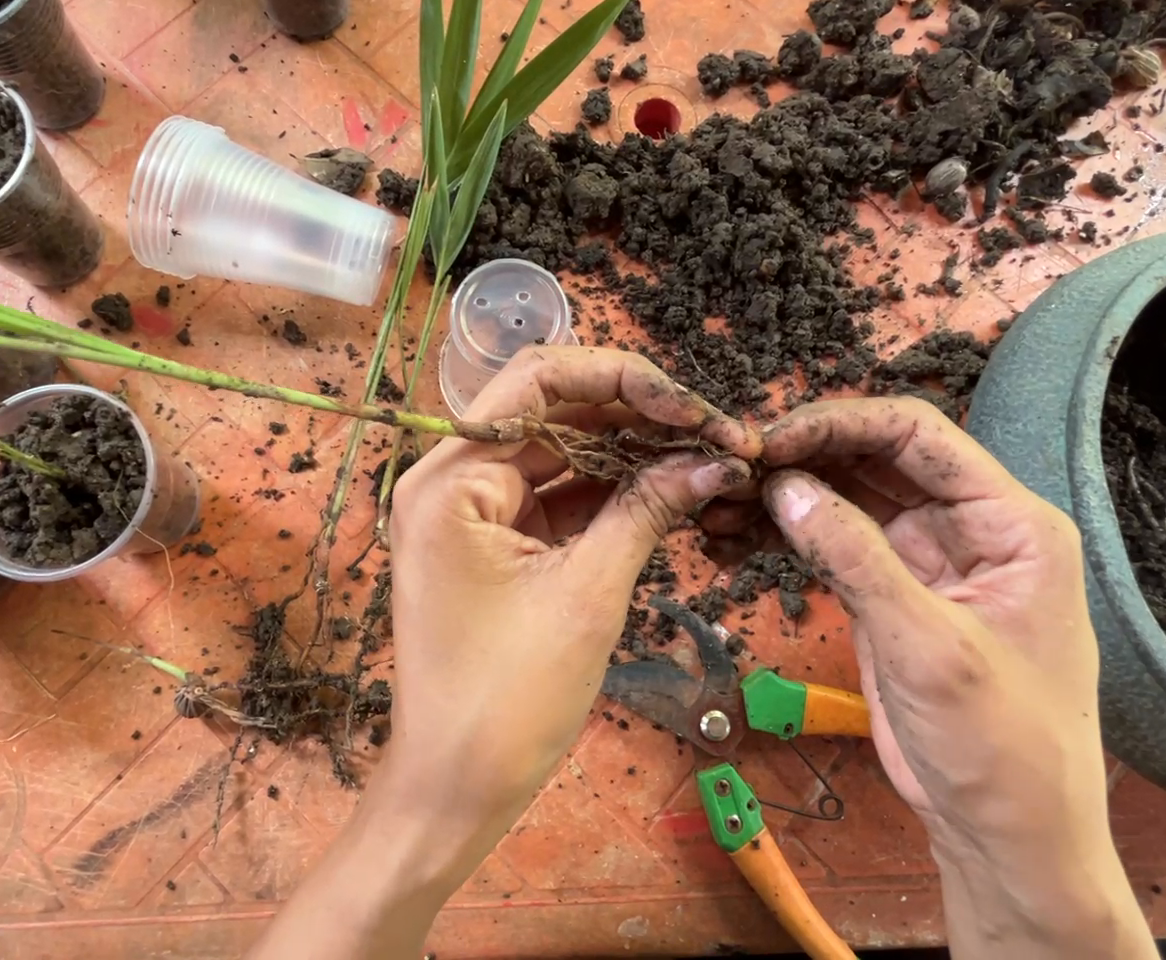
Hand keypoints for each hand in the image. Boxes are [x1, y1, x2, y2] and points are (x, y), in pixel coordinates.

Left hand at [246, 347, 757, 959]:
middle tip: (714, 432)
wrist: (457, 787)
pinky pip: (558, 494)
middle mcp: (452, 477)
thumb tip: (714, 460)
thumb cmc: (509, 699)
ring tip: (704, 456)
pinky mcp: (495, 539)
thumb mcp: (587, 594)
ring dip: (629, 451)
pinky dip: (610, 490)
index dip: (621, 377)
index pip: (537, 381)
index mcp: (451, 477)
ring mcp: (472, 508)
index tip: (691, 405)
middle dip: (635, 415)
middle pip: (552, 411)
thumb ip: (647, 509)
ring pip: (560, 450)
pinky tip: (668, 488)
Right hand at [759, 397, 1153, 959]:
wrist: (1004, 833)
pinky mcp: (886, 588)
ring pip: (845, 496)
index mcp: (1008, 523)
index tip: (770, 441)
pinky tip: (735, 535)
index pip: (918, 436)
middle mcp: (967, 525)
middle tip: (733, 467)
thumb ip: (856, 557)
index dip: (839, 425)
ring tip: (720, 501)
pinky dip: (784, 534)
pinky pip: (829, 540)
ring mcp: (922, 555)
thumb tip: (784, 488)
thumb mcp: (928, 647)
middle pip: (874, 458)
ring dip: (784, 494)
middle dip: (802, 456)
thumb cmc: (1000, 746)